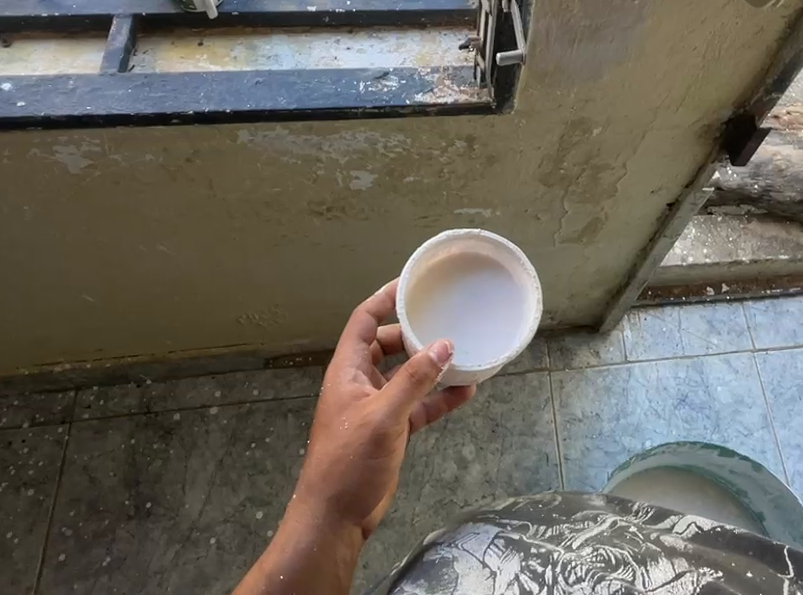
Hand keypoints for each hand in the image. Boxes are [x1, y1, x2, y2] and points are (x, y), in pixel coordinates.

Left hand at [290, 279, 476, 537]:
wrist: (336, 518)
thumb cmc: (349, 461)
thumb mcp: (383, 416)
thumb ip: (414, 380)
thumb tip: (444, 344)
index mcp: (348, 370)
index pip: (364, 320)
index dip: (385, 298)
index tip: (412, 283)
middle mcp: (361, 382)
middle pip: (388, 344)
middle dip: (414, 332)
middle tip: (445, 318)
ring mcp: (377, 406)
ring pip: (407, 374)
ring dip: (431, 365)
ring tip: (463, 350)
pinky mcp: (392, 429)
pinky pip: (419, 404)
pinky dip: (439, 397)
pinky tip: (466, 391)